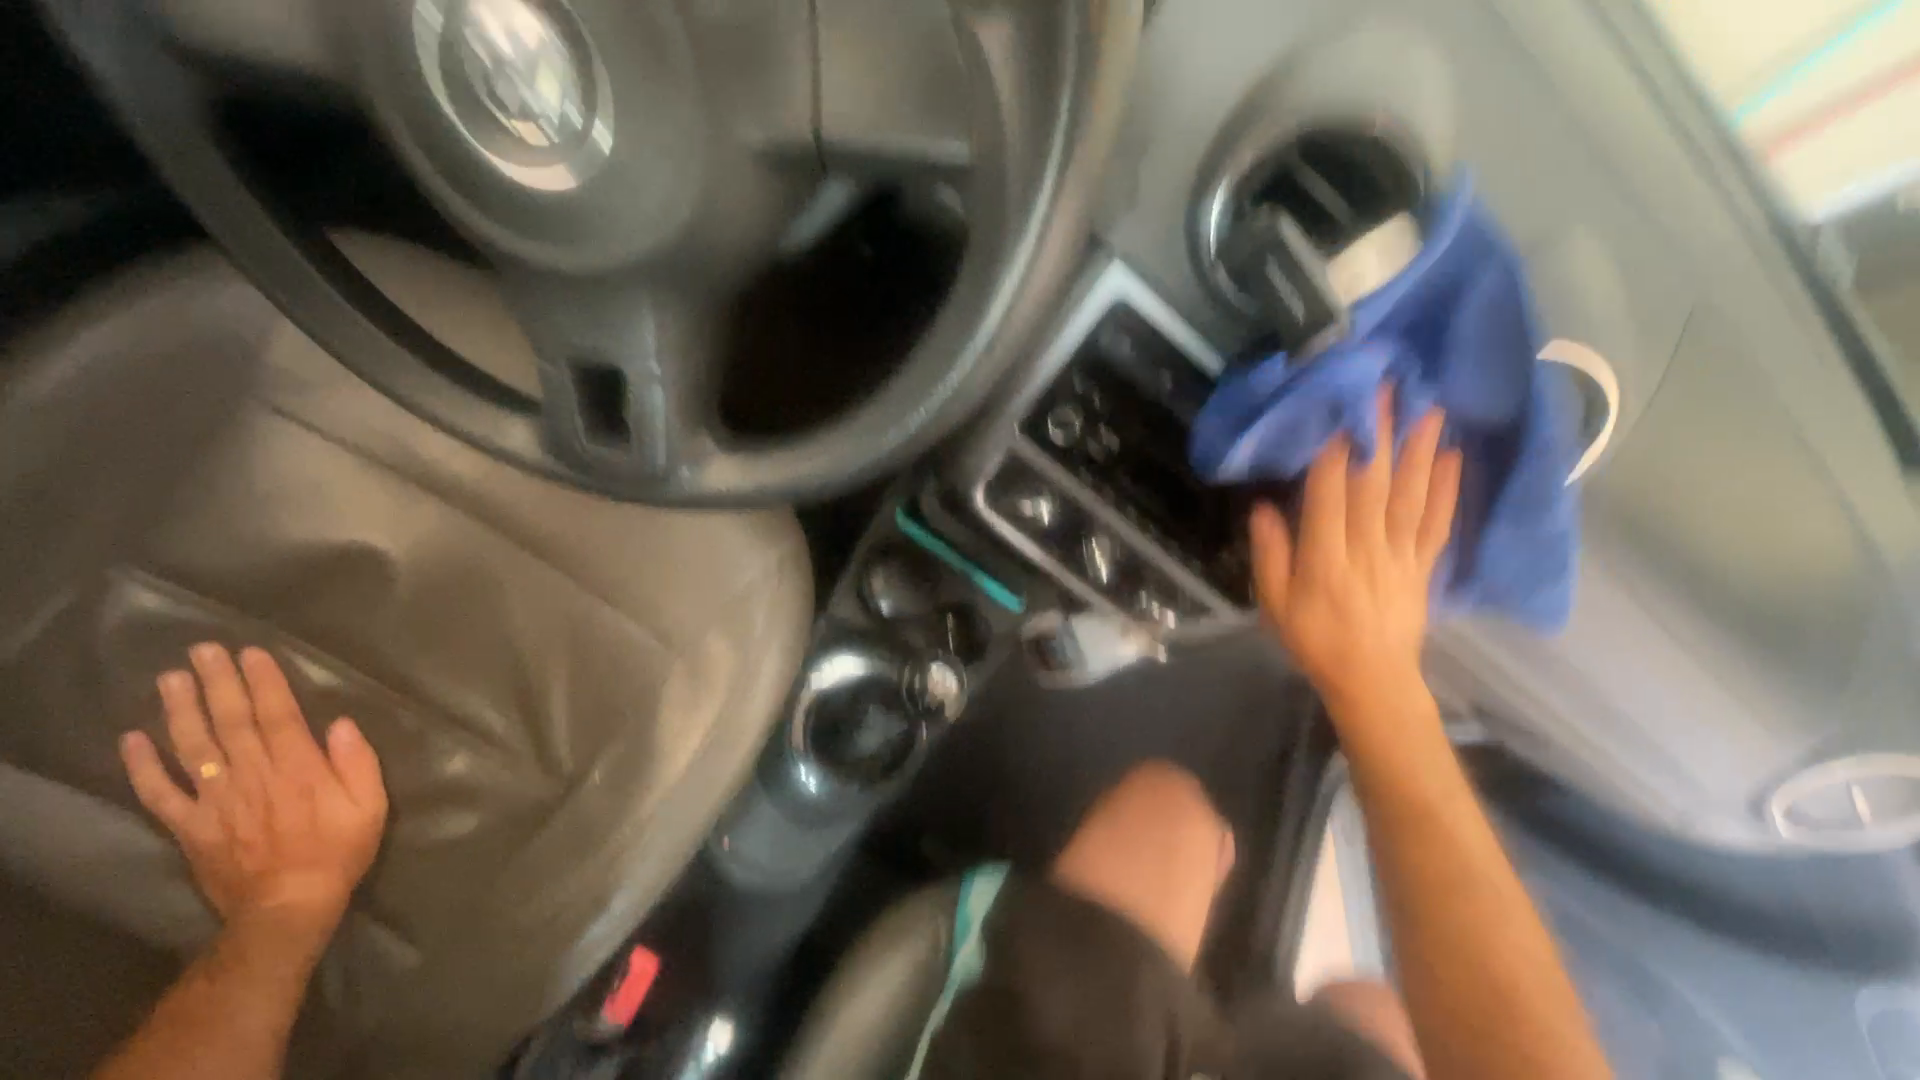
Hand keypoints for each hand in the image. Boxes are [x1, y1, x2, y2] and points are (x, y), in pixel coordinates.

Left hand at [121, 644, 387, 934]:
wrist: (288, 908)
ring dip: (180, 711)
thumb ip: (357, 763)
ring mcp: (216, 800)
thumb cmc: (338, 852)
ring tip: (171, 679)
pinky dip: (143, 766)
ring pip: (193, 747)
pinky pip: (161, 793)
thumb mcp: (371, 807)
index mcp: (299, 768)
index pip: (277, 715)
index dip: (263, 682)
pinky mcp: (191, 826)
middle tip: (203, 651)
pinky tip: (132, 740)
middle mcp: (253, 776)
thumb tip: (341, 724)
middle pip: (230, 722)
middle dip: (217, 684)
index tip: (251, 653)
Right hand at [1250, 389, 1462, 712]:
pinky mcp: (1425, 566)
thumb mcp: (1274, 604)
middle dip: (1379, 434)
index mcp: (1325, 558)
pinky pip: (1437, 524)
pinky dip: (1447, 490)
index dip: (1335, 452)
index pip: (1329, 495)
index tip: (1338, 409)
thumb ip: (1270, 556)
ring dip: (1419, 451)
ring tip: (1428, 408)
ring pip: (1410, 497)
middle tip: (1386, 389)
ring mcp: (1401, 556)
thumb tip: (1264, 508)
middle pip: (1374, 485)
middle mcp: (1366, 549)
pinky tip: (1452, 457)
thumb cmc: (1314, 640)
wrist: (1372, 680)